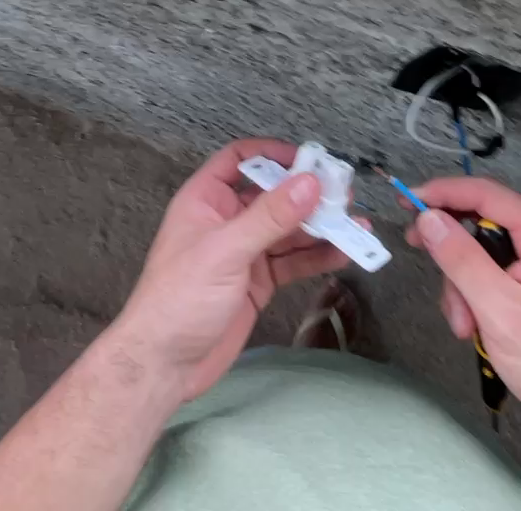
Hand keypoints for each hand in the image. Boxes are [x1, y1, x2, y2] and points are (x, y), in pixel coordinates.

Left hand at [108, 139, 352, 400]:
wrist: (164, 366)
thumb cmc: (181, 297)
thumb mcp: (226, 251)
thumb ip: (269, 217)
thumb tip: (310, 182)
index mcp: (206, 200)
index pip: (239, 160)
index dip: (271, 154)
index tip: (309, 159)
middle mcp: (226, 220)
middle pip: (271, 194)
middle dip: (306, 194)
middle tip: (344, 193)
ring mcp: (243, 252)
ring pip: (286, 230)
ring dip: (319, 226)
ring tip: (356, 224)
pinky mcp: (258, 282)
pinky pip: (291, 261)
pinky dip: (316, 256)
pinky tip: (343, 253)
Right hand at [404, 177, 520, 444]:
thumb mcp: (499, 309)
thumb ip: (461, 259)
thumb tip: (427, 217)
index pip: (485, 193)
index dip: (442, 192)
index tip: (404, 200)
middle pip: (481, 224)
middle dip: (451, 251)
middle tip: (416, 253)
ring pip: (483, 255)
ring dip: (462, 286)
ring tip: (465, 327)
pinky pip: (495, 277)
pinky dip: (477, 299)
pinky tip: (476, 330)